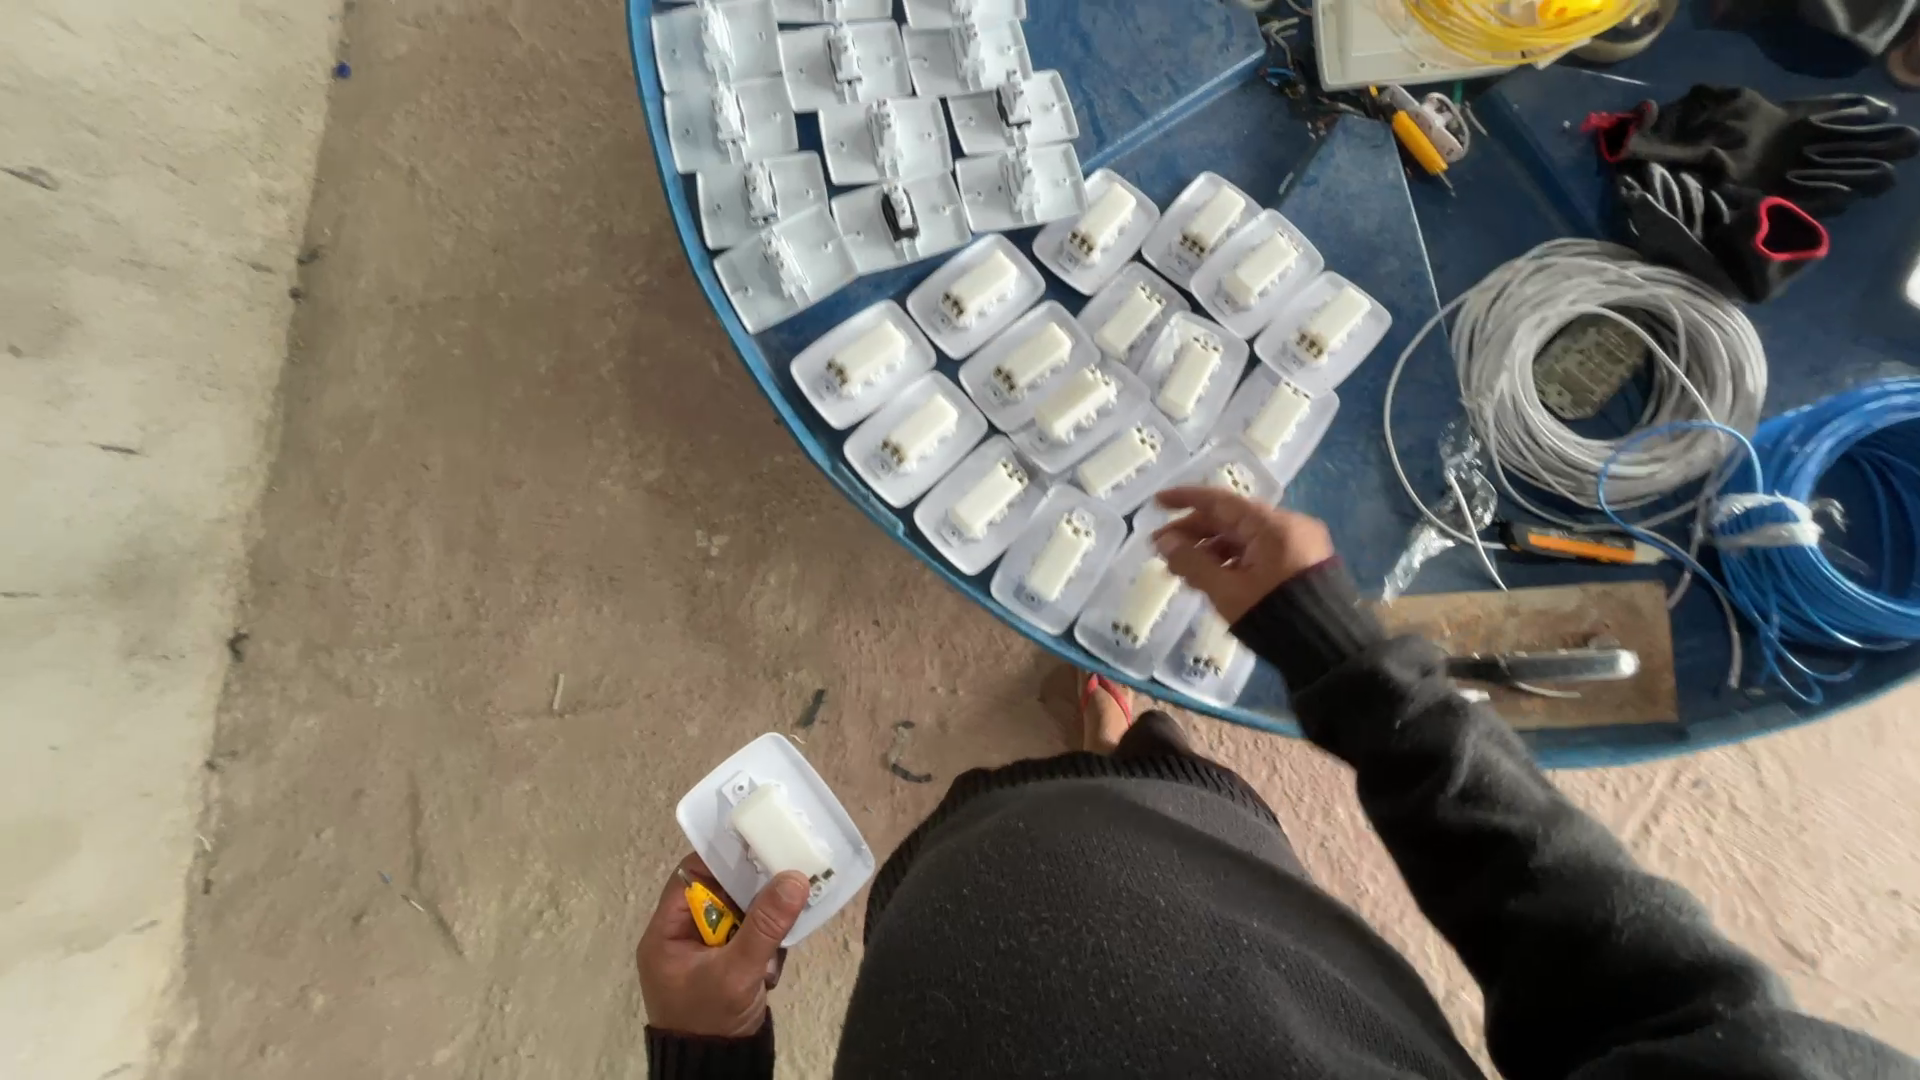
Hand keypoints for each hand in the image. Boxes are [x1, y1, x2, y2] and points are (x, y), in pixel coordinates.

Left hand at [637, 855, 810, 1037]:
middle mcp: (686, 934)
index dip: (723, 858)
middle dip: (754, 888)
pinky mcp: (731, 961)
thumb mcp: (737, 973)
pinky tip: (781, 949)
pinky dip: (770, 936)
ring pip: (743, 908)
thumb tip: (794, 877)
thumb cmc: (711, 1020)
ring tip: (787, 919)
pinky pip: (754, 930)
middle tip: (786, 874)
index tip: (759, 845)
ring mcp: (710, 948)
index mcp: (668, 932)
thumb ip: (764, 925)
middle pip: (723, 889)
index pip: (692, 875)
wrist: (718, 1073)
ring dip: (766, 916)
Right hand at [1151, 487, 1334, 623]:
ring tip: (1180, 570)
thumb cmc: (1273, 615)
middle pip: (1231, 520)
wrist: (1330, 650)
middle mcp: (1287, 526)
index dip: (1185, 500)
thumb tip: (1164, 542)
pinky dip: (1230, 561)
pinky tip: (1208, 577)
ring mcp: (1297, 545)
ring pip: (1243, 539)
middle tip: (1161, 549)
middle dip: (1193, 533)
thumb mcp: (1225, 590)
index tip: (1157, 502)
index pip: (1220, 502)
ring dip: (1209, 550)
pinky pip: (1257, 553)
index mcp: (1271, 525)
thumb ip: (1191, 562)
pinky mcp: (1300, 564)